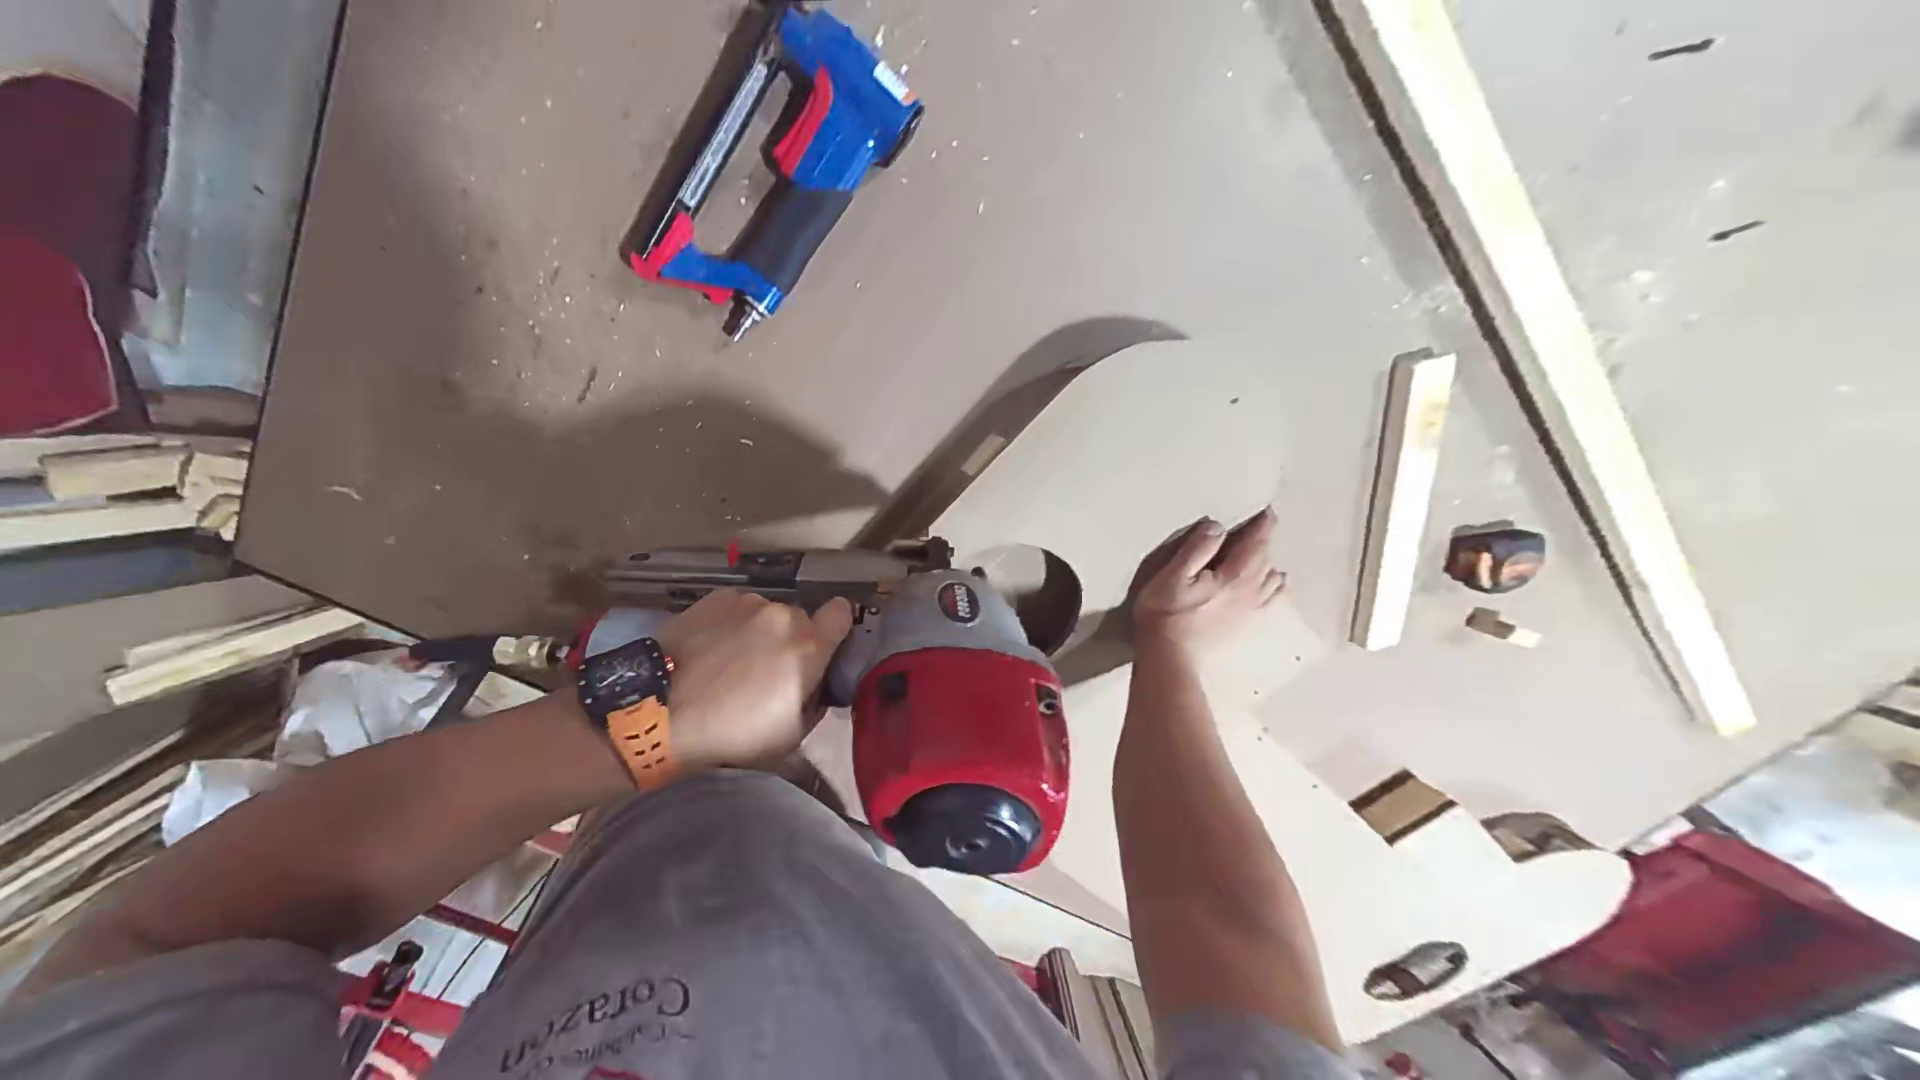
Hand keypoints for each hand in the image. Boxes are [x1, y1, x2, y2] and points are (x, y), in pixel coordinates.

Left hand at [651, 590, 853, 772]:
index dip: (836, 627)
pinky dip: (729, 624)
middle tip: (767, 671)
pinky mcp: (712, 599)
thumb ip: (816, 702)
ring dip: (758, 632)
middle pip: (800, 619)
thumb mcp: (792, 736)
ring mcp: (745, 602)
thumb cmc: (733, 734)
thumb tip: (817, 686)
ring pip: (765, 614)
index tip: (824, 646)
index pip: (843, 612)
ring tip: (729, 661)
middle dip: (790, 640)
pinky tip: (709, 649)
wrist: (659, 715)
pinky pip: (734, 609)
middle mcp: (782, 614)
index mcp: (809, 645)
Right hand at [1129, 508, 1285, 651]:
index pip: (1257, 543)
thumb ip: (1197, 549)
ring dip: (1269, 568)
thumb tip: (1217, 528)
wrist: (1170, 659)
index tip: (1268, 512)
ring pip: (1274, 583)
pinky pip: (1271, 603)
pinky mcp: (1247, 628)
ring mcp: (1253, 613)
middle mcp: (1253, 593)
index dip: (1263, 525)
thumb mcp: (1173, 576)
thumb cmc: (1166, 615)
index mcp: (1236, 576)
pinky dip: (1272, 591)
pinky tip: (1265, 592)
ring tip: (1261, 561)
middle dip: (1263, 544)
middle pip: (1267, 561)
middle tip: (1256, 533)